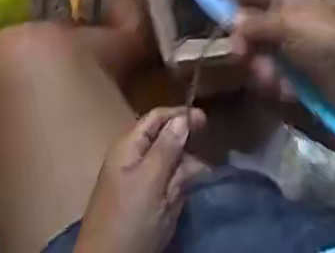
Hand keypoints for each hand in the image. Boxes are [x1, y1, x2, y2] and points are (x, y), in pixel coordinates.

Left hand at [74, 107, 206, 252]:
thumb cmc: (128, 219)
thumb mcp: (150, 181)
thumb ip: (167, 148)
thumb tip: (183, 118)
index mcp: (128, 147)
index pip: (156, 118)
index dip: (180, 115)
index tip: (205, 119)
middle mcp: (131, 160)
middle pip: (162, 141)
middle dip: (184, 149)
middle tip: (205, 159)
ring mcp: (135, 184)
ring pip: (166, 167)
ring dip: (181, 172)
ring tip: (197, 181)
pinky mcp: (141, 206)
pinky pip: (163, 189)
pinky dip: (175, 191)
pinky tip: (182, 199)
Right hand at [228, 0, 334, 101]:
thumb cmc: (320, 38)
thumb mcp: (282, 24)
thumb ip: (253, 24)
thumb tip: (230, 22)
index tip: (209, 12)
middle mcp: (288, 16)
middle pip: (253, 26)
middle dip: (246, 45)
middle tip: (242, 58)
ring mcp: (296, 45)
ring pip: (263, 55)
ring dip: (262, 69)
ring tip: (270, 80)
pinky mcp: (303, 72)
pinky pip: (278, 76)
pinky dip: (278, 84)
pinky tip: (285, 91)